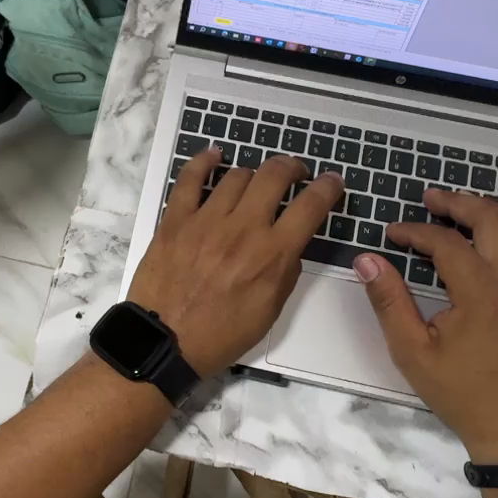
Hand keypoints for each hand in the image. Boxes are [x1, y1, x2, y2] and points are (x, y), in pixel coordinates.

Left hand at [126, 146, 344, 375]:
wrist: (166, 341)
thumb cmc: (221, 334)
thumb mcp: (270, 310)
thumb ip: (286, 270)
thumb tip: (291, 242)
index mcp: (272, 255)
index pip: (311, 206)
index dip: (328, 187)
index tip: (332, 181)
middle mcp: (242, 229)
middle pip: (274, 175)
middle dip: (292, 167)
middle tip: (294, 172)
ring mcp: (206, 221)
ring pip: (237, 175)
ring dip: (252, 173)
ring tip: (254, 180)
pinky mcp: (175, 220)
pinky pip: (189, 179)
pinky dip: (203, 162)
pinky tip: (213, 155)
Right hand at [352, 189, 497, 464]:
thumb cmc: (459, 391)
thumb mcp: (411, 351)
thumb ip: (389, 301)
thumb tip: (367, 260)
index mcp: (480, 295)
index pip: (446, 243)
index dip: (415, 231)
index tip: (392, 232)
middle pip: (492, 221)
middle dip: (459, 203)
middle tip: (431, 198)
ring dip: (491, 211)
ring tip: (463, 206)